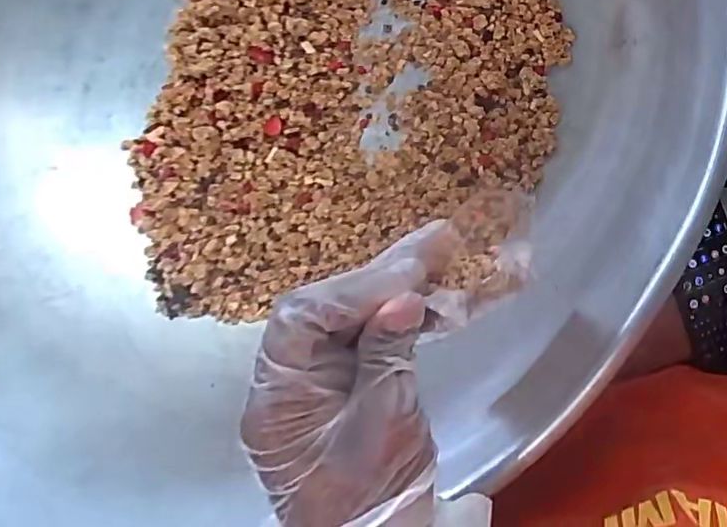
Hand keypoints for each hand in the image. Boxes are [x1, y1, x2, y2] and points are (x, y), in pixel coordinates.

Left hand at [242, 220, 456, 526]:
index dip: (356, 288)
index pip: (303, 318)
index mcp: (281, 397)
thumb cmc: (372, 488)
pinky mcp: (349, 373)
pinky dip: (405, 304)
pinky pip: (372, 325)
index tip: (411, 276)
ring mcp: (320, 375)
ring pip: (353, 308)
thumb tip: (404, 298)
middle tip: (439, 239)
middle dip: (385, 271)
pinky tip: (436, 290)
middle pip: (329, 304)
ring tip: (445, 249)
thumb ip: (387, 358)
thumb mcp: (383, 424)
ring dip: (400, 279)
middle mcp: (291, 378)